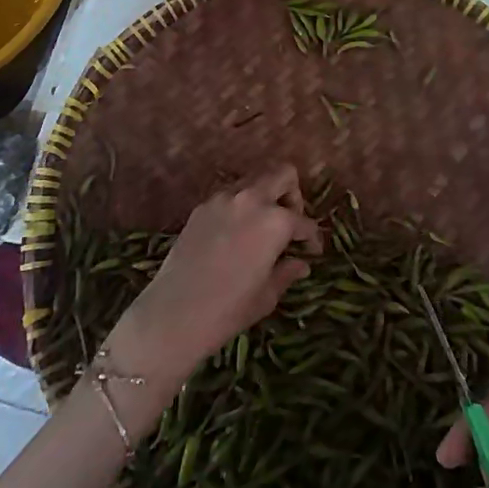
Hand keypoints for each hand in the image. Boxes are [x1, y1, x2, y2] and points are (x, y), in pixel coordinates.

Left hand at [107, 165, 322, 386]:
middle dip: (293, 196)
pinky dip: (240, 207)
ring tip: (262, 228)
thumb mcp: (267, 294)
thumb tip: (301, 264)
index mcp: (275, 220)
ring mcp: (223, 199)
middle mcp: (251, 199)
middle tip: (290, 224)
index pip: (305, 222)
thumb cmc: (230, 308)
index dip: (313, 239)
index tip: (312, 252)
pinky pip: (229, 196)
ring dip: (265, 197)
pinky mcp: (202, 207)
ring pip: (254, 181)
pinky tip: (236, 234)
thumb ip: (287, 271)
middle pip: (282, 174)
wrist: (175, 312)